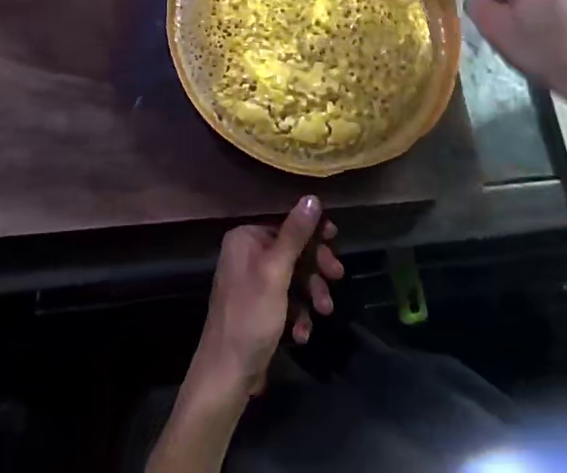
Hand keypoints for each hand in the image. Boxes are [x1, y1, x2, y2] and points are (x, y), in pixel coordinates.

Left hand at [194, 196, 343, 395]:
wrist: (229, 368)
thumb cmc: (251, 313)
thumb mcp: (276, 272)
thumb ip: (294, 235)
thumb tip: (312, 198)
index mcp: (244, 238)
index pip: (284, 223)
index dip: (311, 231)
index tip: (336, 239)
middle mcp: (246, 254)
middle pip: (292, 251)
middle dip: (315, 268)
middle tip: (336, 278)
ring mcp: (253, 282)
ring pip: (294, 279)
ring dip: (310, 295)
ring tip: (323, 312)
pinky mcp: (260, 307)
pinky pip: (287, 302)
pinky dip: (298, 315)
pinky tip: (301, 334)